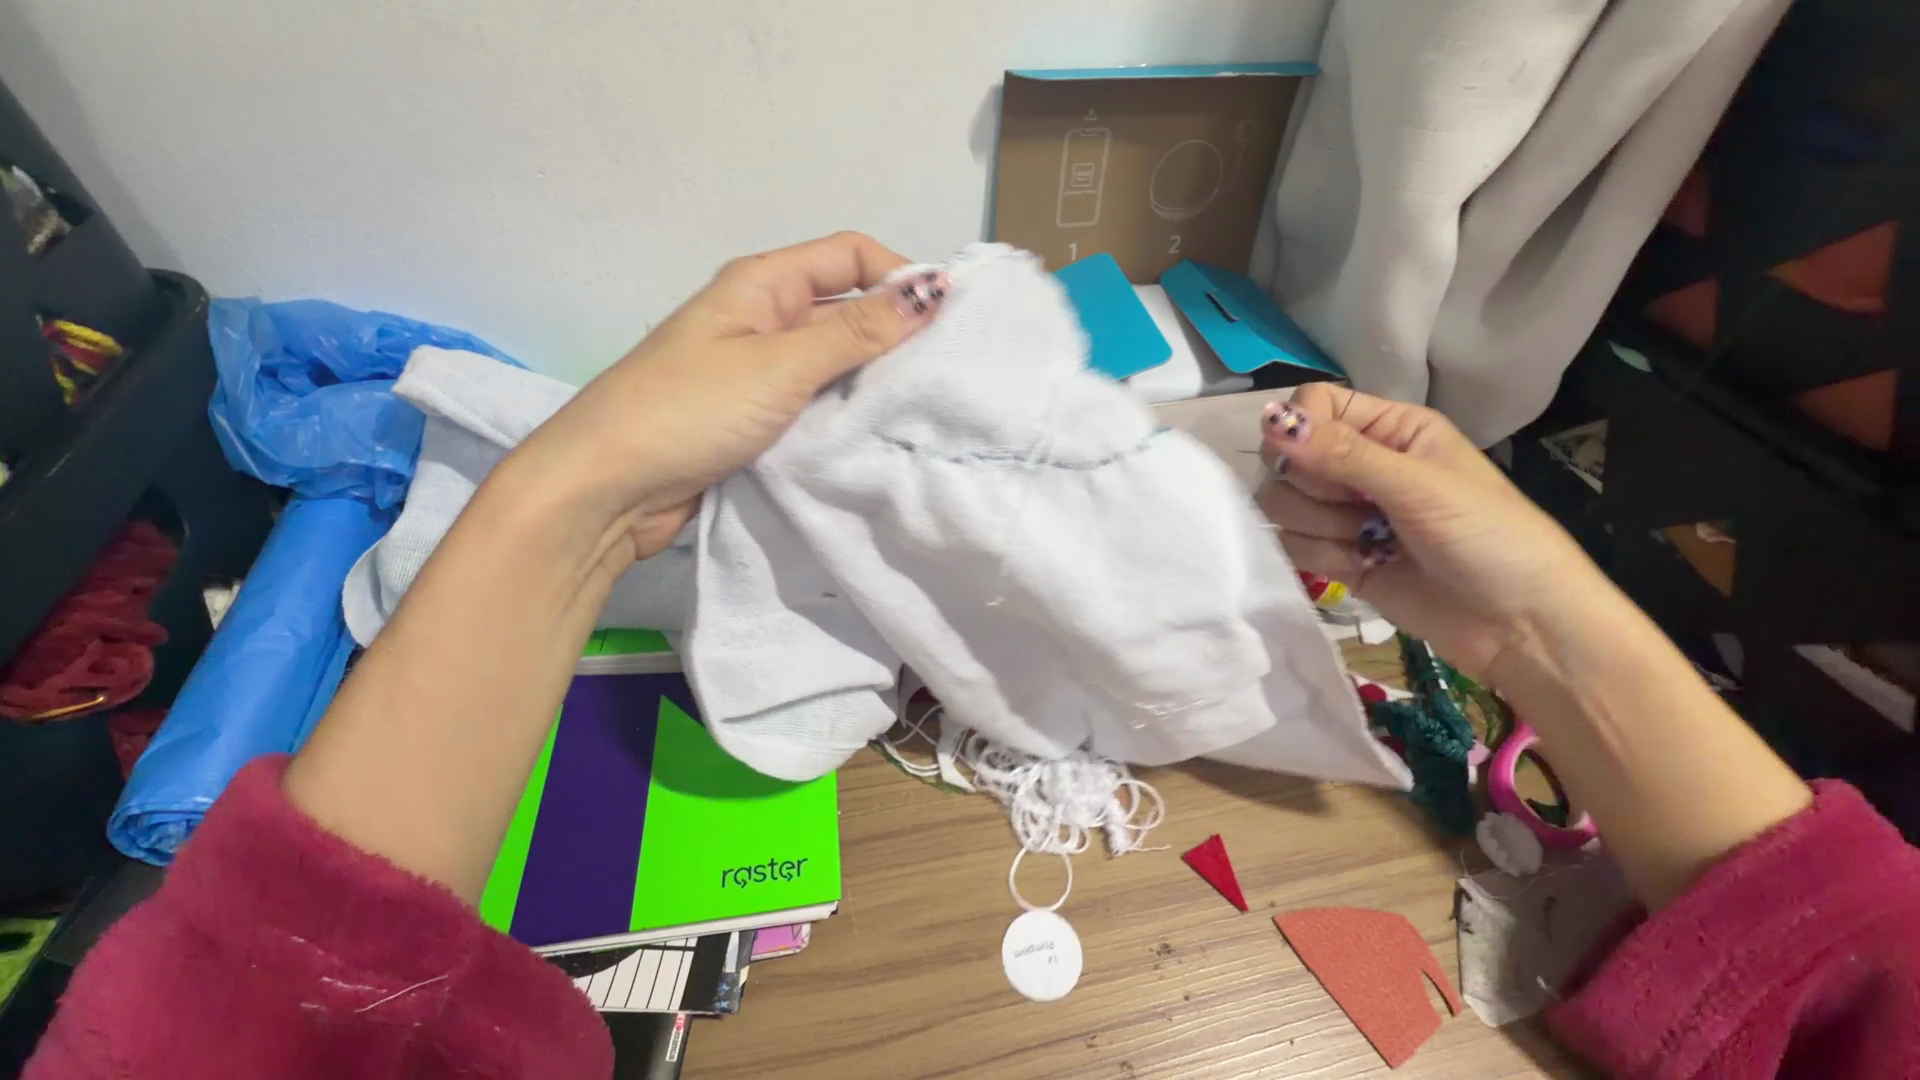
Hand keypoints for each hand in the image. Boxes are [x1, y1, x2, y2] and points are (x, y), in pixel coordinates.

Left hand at [499, 232, 948, 563]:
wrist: (606, 489)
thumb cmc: (689, 411)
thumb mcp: (779, 365)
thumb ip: (857, 331)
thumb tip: (931, 290)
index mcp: (762, 284)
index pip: (849, 256)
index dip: (900, 275)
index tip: (947, 319)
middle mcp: (763, 319)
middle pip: (846, 310)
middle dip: (894, 334)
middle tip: (946, 373)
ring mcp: (758, 373)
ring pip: (833, 364)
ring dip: (871, 381)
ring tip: (923, 407)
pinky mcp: (756, 420)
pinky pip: (814, 405)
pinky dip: (843, 416)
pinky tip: (877, 436)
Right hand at [1255, 384, 1606, 681]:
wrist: (1516, 625)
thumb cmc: (1487, 537)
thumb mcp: (1417, 485)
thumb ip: (1341, 453)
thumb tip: (1268, 419)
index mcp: (1389, 429)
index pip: (1313, 405)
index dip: (1300, 430)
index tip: (1312, 460)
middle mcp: (1359, 464)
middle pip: (1286, 458)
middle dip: (1314, 489)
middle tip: (1361, 506)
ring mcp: (1343, 513)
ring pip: (1282, 504)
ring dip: (1321, 527)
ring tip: (1370, 541)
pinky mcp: (1334, 556)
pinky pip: (1290, 545)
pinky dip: (1322, 558)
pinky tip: (1363, 566)